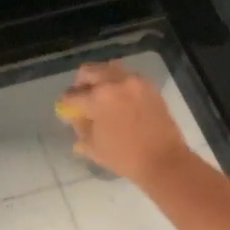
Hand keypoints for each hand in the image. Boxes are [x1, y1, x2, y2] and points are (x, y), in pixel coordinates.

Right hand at [54, 62, 193, 182]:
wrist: (163, 160)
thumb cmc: (124, 156)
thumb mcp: (92, 146)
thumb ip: (80, 126)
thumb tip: (77, 116)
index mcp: (98, 97)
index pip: (71, 95)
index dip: (65, 105)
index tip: (67, 112)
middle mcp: (115, 82)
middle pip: (89, 71)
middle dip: (80, 84)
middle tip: (81, 99)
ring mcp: (134, 82)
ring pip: (109, 69)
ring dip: (100, 80)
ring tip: (101, 97)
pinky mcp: (149, 86)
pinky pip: (127, 77)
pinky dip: (119, 84)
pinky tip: (120, 101)